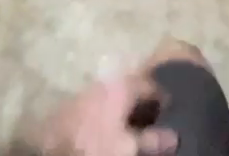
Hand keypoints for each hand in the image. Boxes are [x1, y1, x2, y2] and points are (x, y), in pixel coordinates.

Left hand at [28, 73, 176, 155]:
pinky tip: (111, 123)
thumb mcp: (128, 146)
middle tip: (153, 115)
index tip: (171, 108)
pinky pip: (100, 100)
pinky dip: (110, 108)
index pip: (150, 83)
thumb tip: (175, 136)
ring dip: (125, 103)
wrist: (53, 149)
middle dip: (142, 98)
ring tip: (133, 121)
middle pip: (132, 84)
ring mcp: (89, 89)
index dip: (162, 97)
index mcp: (123, 85)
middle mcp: (106, 80)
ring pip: (115, 91)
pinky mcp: (75, 102)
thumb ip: (153, 140)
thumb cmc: (97, 143)